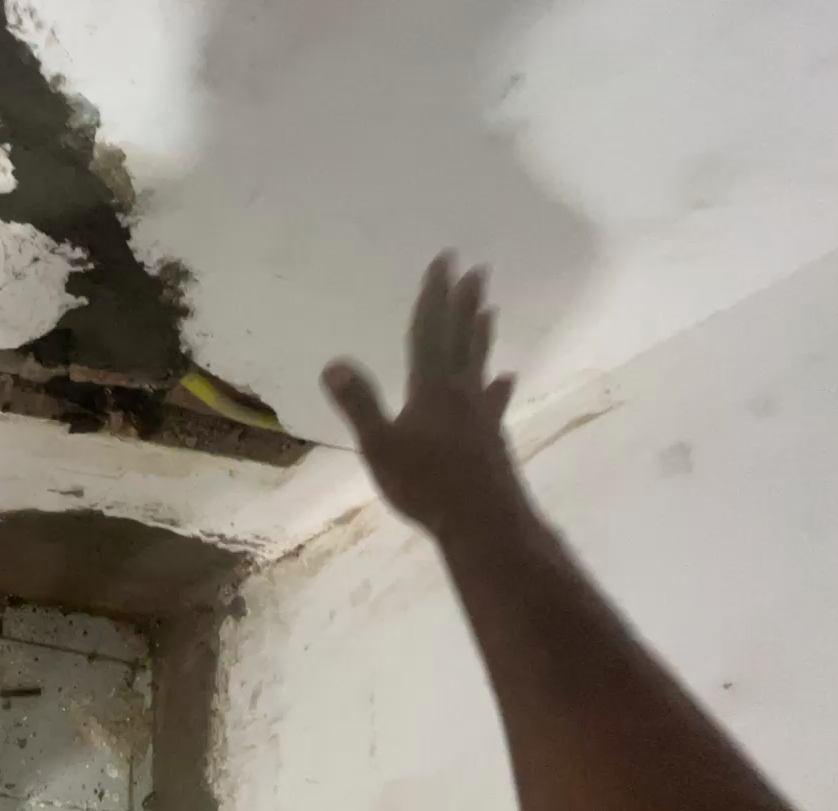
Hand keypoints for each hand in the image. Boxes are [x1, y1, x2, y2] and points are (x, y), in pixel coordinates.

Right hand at [322, 251, 528, 537]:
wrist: (483, 521)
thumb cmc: (425, 484)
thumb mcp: (379, 446)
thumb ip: (359, 403)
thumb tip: (333, 362)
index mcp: (429, 391)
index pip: (428, 335)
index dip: (433, 299)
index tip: (443, 262)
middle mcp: (459, 393)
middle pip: (460, 340)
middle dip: (463, 304)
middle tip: (473, 270)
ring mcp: (479, 414)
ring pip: (478, 364)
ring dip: (481, 334)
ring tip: (489, 308)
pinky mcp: (489, 436)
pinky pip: (492, 400)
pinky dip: (497, 385)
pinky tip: (505, 380)